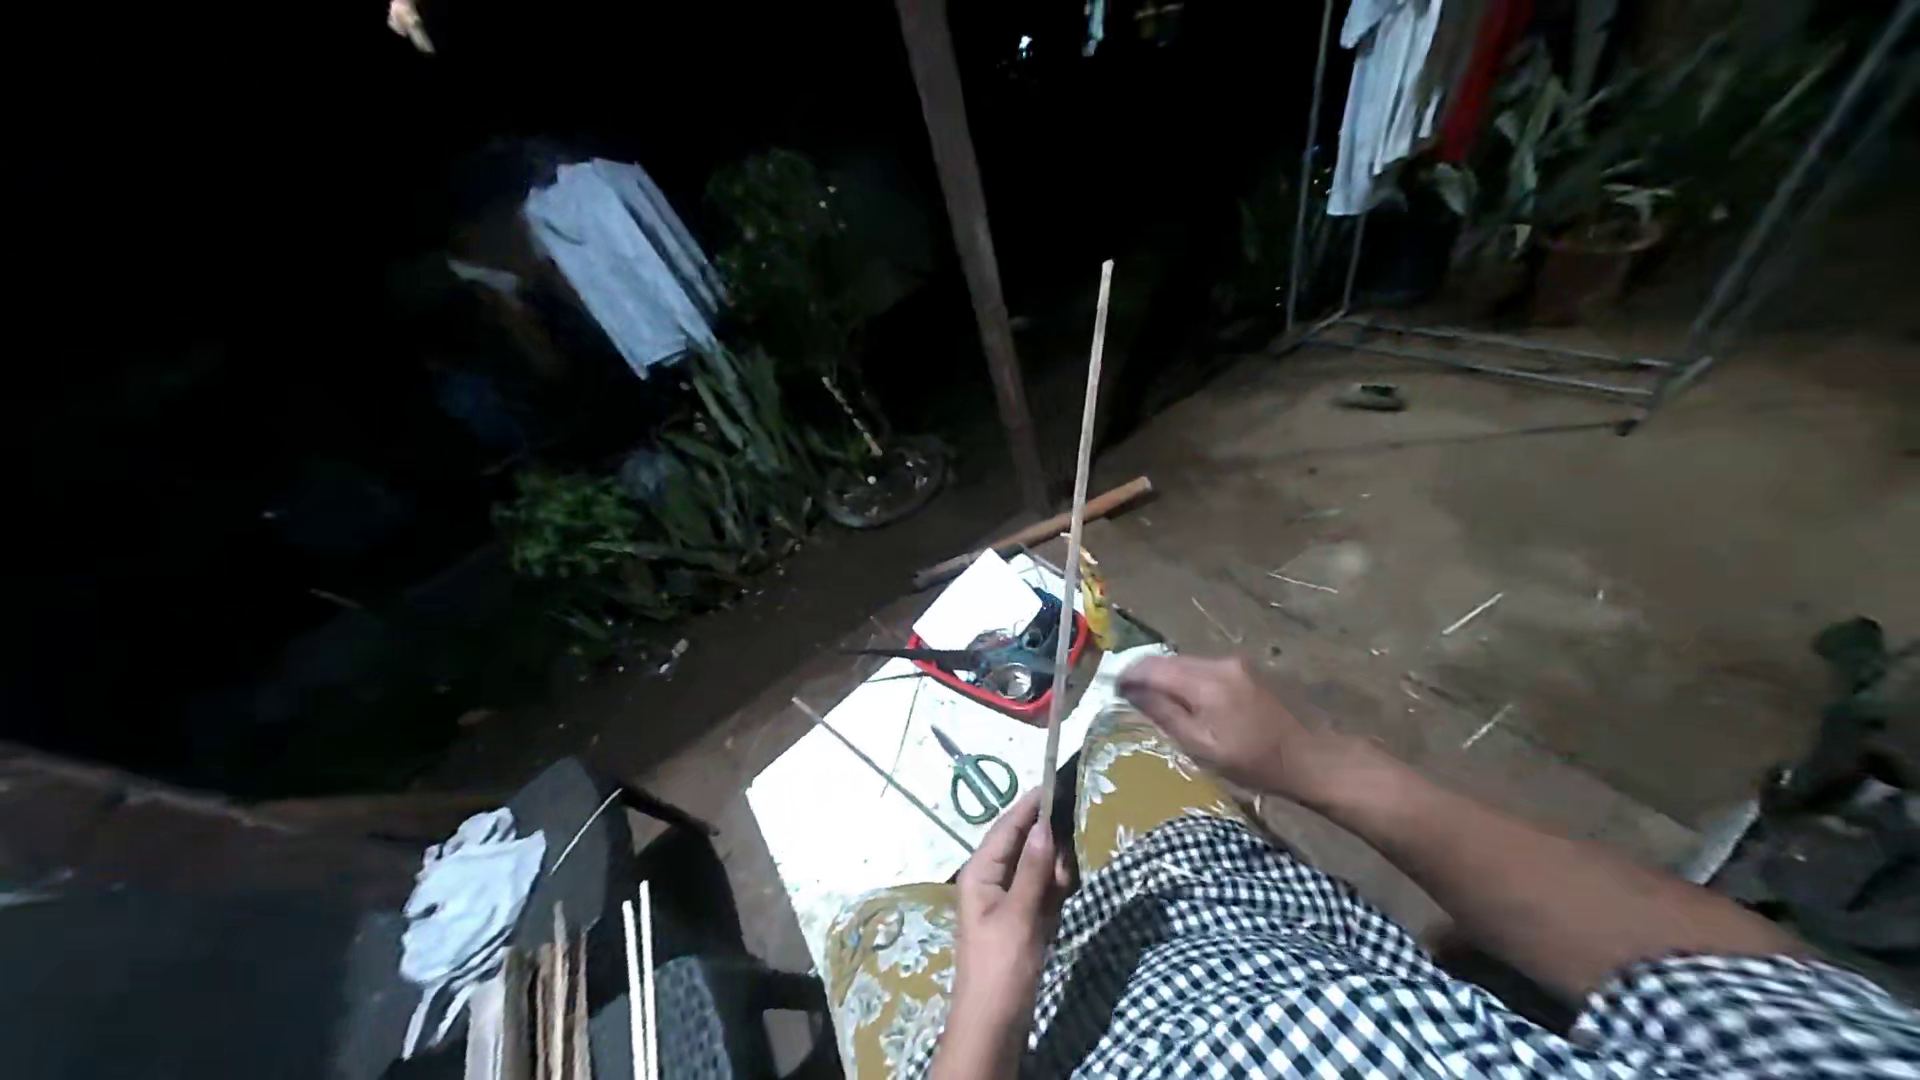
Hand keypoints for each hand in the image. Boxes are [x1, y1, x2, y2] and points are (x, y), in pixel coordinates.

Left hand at [950, 790, 1069, 1033]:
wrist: (993, 1026)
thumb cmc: (1000, 969)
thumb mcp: (1020, 917)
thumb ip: (1032, 870)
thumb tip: (1043, 826)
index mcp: (979, 872)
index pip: (1006, 827)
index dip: (1028, 806)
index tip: (1054, 785)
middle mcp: (990, 879)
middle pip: (1022, 844)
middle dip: (1045, 849)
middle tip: (1062, 871)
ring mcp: (1005, 899)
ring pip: (1034, 867)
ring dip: (1051, 873)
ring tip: (1060, 891)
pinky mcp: (1019, 918)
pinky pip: (1039, 890)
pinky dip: (1052, 892)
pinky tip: (1059, 903)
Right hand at [1120, 654, 1365, 804]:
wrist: (1308, 758)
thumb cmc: (1252, 761)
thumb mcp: (1201, 746)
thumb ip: (1163, 713)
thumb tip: (1129, 690)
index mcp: (1206, 682)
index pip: (1152, 666)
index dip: (1128, 676)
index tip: (1113, 692)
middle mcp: (1217, 663)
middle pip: (1166, 661)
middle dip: (1144, 676)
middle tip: (1129, 699)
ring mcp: (1232, 662)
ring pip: (1182, 662)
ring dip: (1164, 677)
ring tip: (1154, 702)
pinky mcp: (1242, 668)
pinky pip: (1200, 667)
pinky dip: (1185, 679)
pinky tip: (1185, 700)